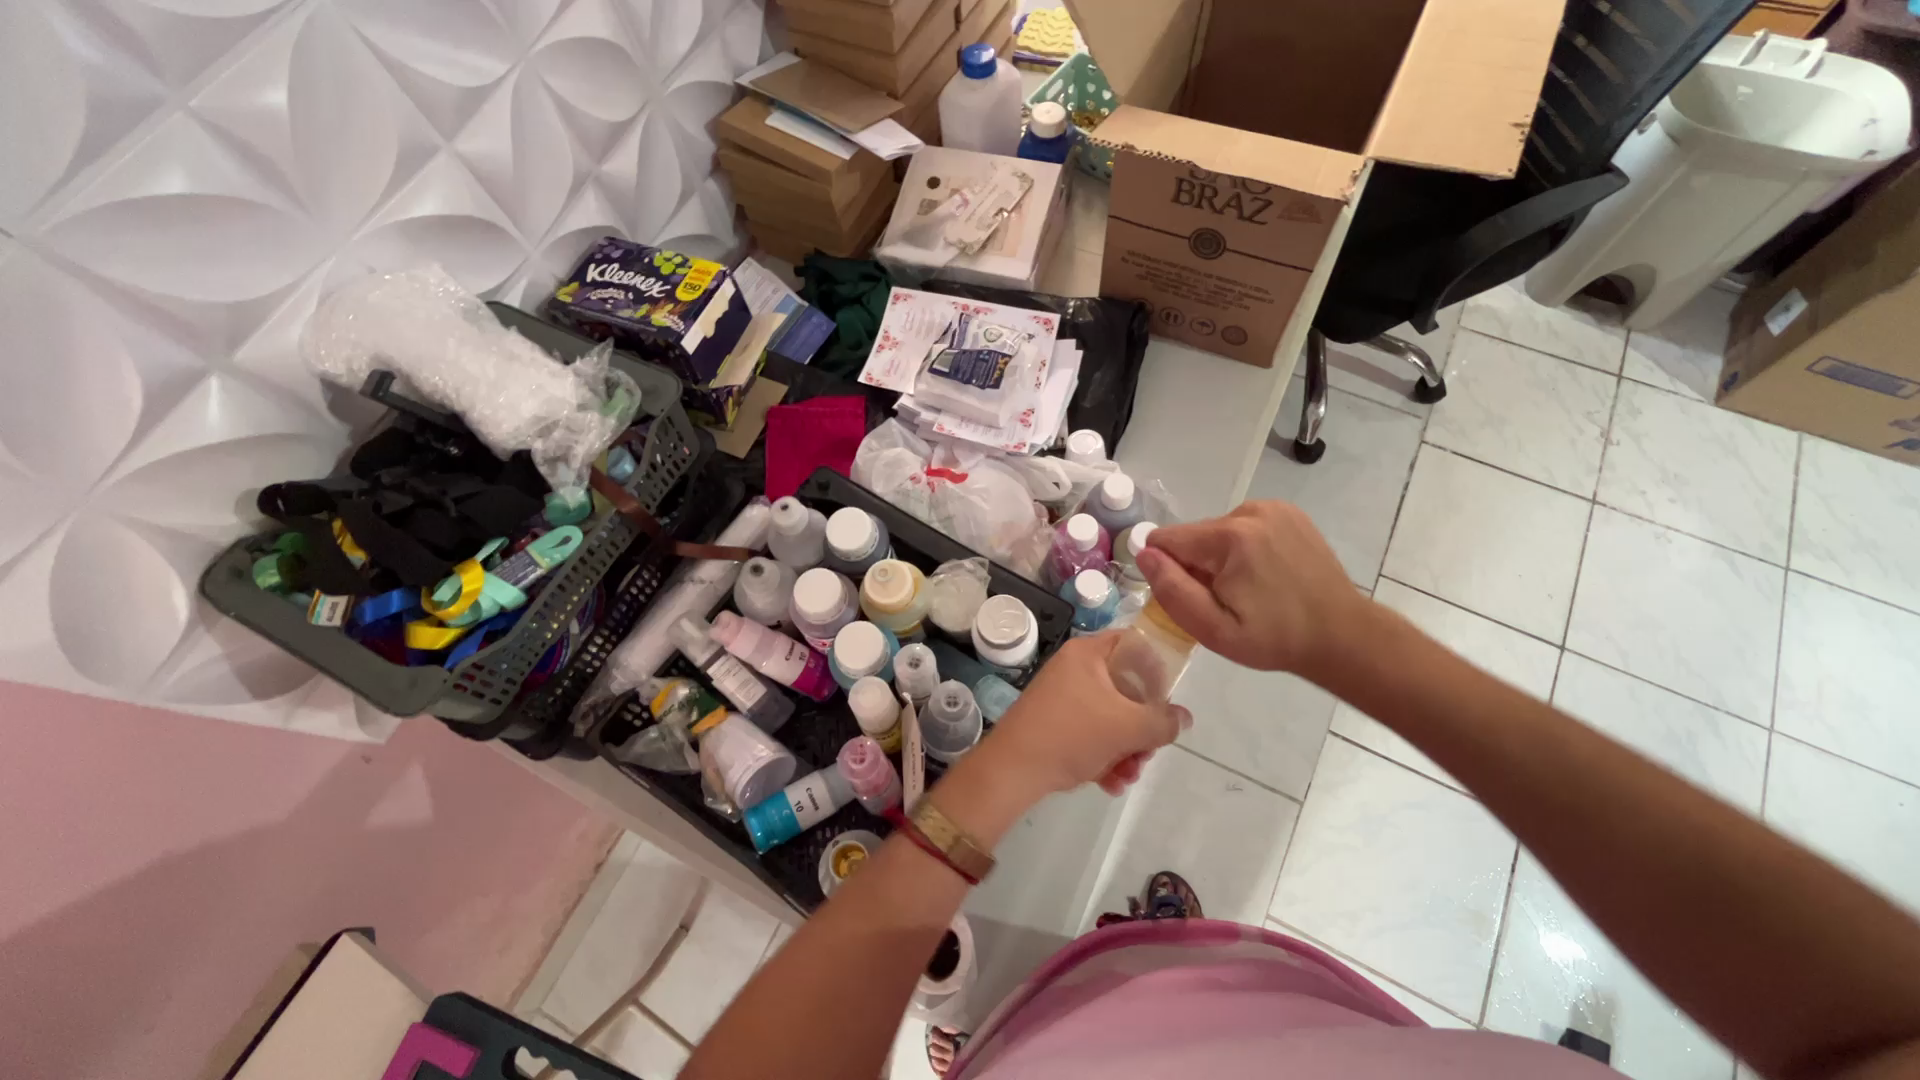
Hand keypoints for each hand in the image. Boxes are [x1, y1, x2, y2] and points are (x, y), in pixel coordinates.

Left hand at [975, 633, 1190, 799]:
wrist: (1012, 770)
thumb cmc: (1072, 734)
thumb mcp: (1127, 727)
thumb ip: (1163, 721)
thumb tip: (1183, 718)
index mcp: (1088, 654)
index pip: (1133, 644)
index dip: (1157, 669)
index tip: (1167, 700)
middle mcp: (1074, 670)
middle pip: (1126, 689)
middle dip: (1142, 727)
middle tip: (1148, 751)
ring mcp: (1063, 699)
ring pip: (1110, 718)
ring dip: (1127, 749)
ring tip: (1129, 775)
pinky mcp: (1054, 726)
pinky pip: (1090, 735)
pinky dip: (1104, 757)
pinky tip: (1111, 783)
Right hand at [1136, 500, 1367, 676]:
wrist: (1342, 635)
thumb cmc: (1274, 639)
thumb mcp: (1213, 629)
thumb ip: (1172, 590)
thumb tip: (1144, 554)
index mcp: (1230, 537)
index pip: (1166, 539)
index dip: (1169, 571)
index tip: (1194, 596)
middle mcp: (1250, 512)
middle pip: (1194, 536)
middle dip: (1198, 565)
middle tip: (1227, 601)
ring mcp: (1274, 509)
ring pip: (1218, 532)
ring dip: (1221, 558)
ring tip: (1250, 590)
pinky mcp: (1290, 513)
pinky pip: (1244, 527)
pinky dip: (1245, 548)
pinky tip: (1266, 575)